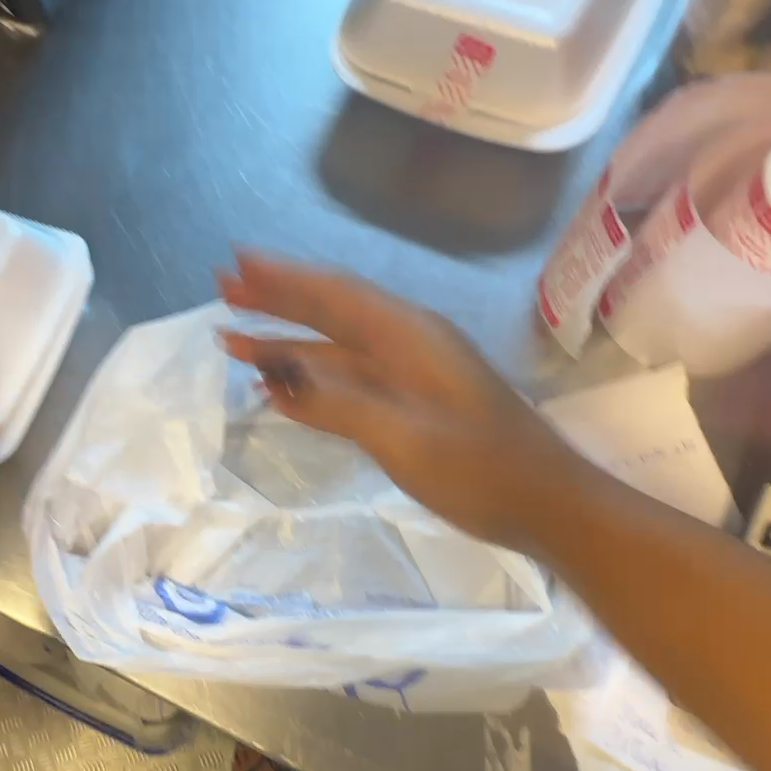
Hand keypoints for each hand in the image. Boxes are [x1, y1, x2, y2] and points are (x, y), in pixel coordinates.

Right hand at [218, 253, 602, 554]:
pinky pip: (343, 384)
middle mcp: (403, 346)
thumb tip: (274, 373)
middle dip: (275, 302)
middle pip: (329, 314)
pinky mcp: (405, 406)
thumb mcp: (405, 437)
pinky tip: (277, 389)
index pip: (334, 296)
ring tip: (233, 341)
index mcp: (408, 338)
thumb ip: (338, 402)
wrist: (546, 507)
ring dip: (284, 344)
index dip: (284, 279)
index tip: (238, 263)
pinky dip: (306, 382)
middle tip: (224, 290)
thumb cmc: (482, 470)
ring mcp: (405, 377)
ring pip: (332, 350)